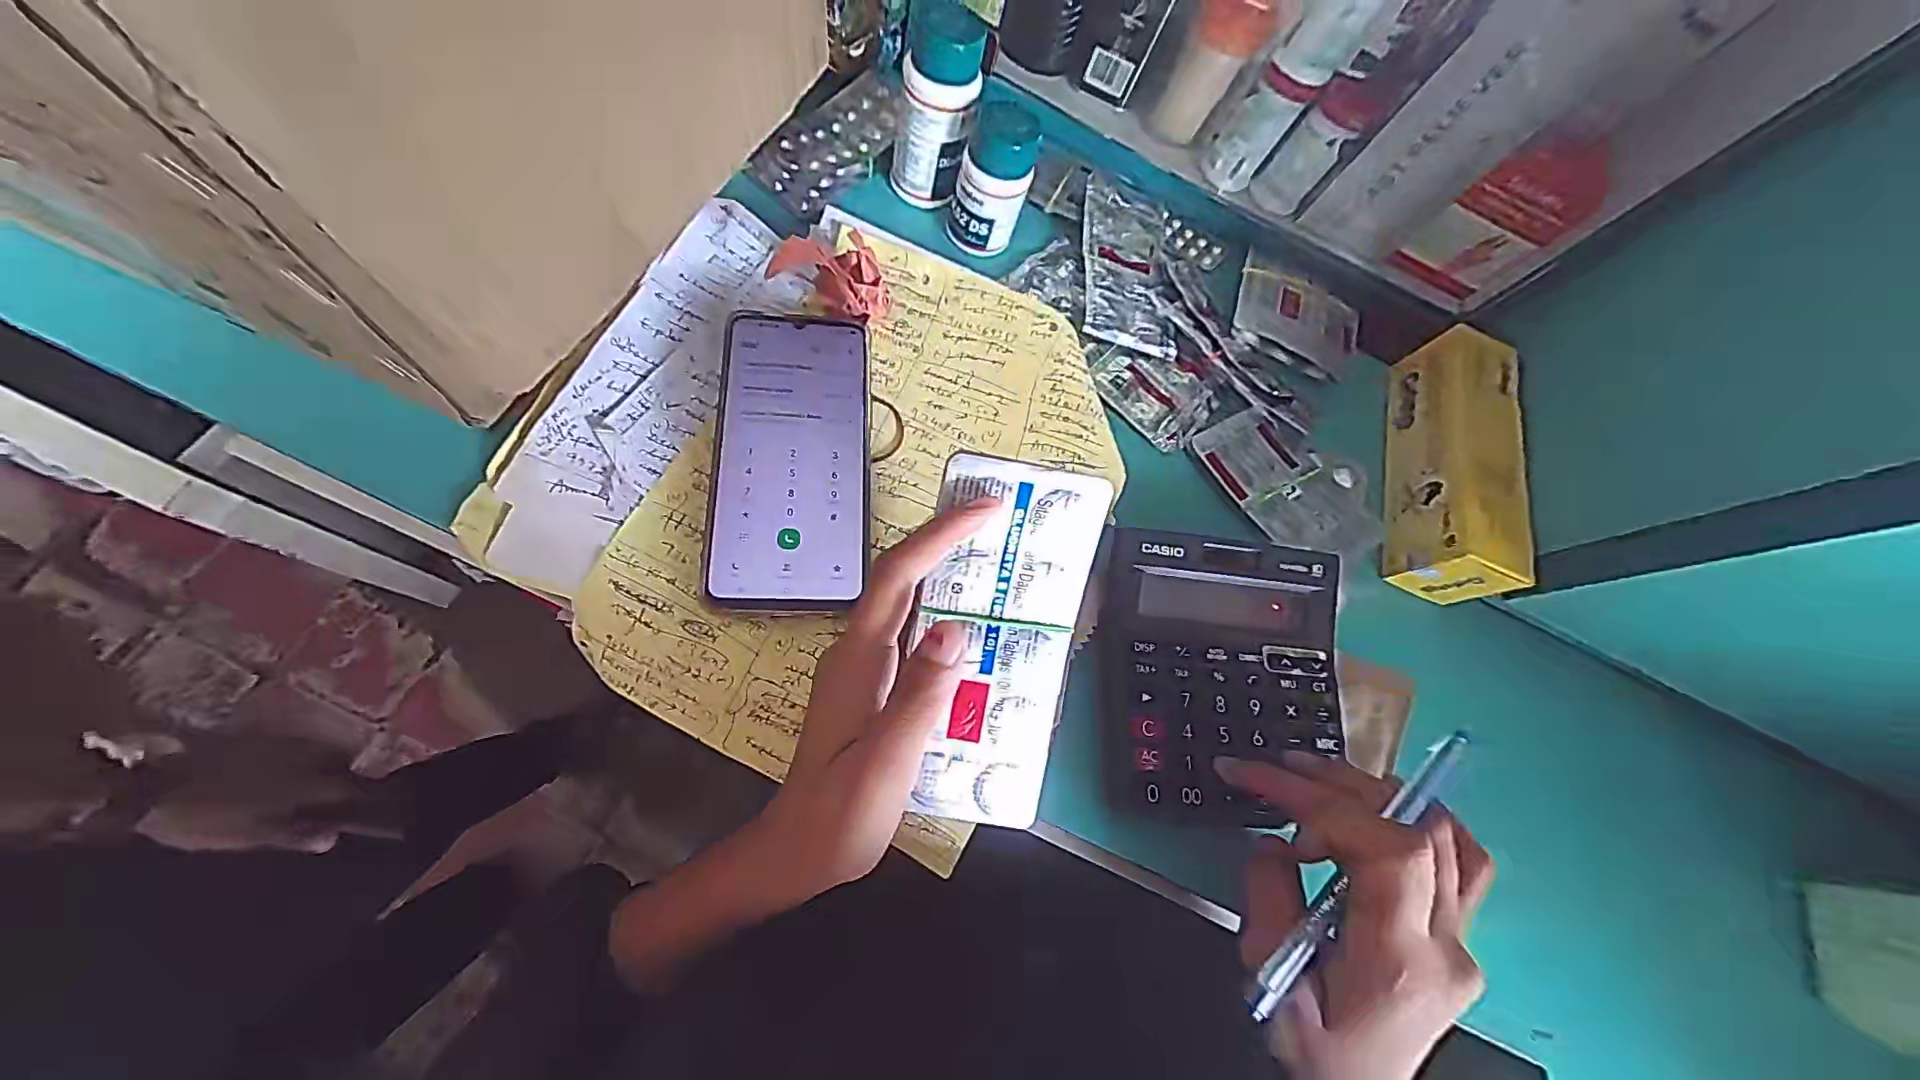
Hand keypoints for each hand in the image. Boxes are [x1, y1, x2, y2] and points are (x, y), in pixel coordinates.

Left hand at [608, 498, 998, 988]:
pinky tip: (973, 632)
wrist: (796, 853)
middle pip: (902, 579)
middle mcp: (860, 652)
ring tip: (996, 565)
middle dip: (947, 542)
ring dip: (947, 575)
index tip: (985, 511)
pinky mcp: (874, 688)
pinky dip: (943, 616)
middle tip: (1000, 526)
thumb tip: (955, 628)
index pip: (899, 576)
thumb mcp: (885, 761)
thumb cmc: (838, 816)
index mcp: (860, 659)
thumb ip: (920, 696)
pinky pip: (912, 637)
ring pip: (908, 605)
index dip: (940, 535)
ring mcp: (865, 669)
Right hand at [1217, 752, 1494, 1079]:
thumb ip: (1268, 899)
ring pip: (1450, 838)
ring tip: (1320, 778)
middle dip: (1339, 783)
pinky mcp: (1454, 939)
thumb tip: (1274, 843)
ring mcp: (1461, 943)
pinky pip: (1456, 860)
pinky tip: (1372, 812)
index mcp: (1400, 960)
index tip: (1264, 785)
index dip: (1325, 801)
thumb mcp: (1270, 976)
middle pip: (1417, 829)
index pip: (1390, 848)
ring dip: (1379, 794)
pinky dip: (1412, 820)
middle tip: (1281, 769)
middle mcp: (1446, 947)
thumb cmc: (1311, 1051)